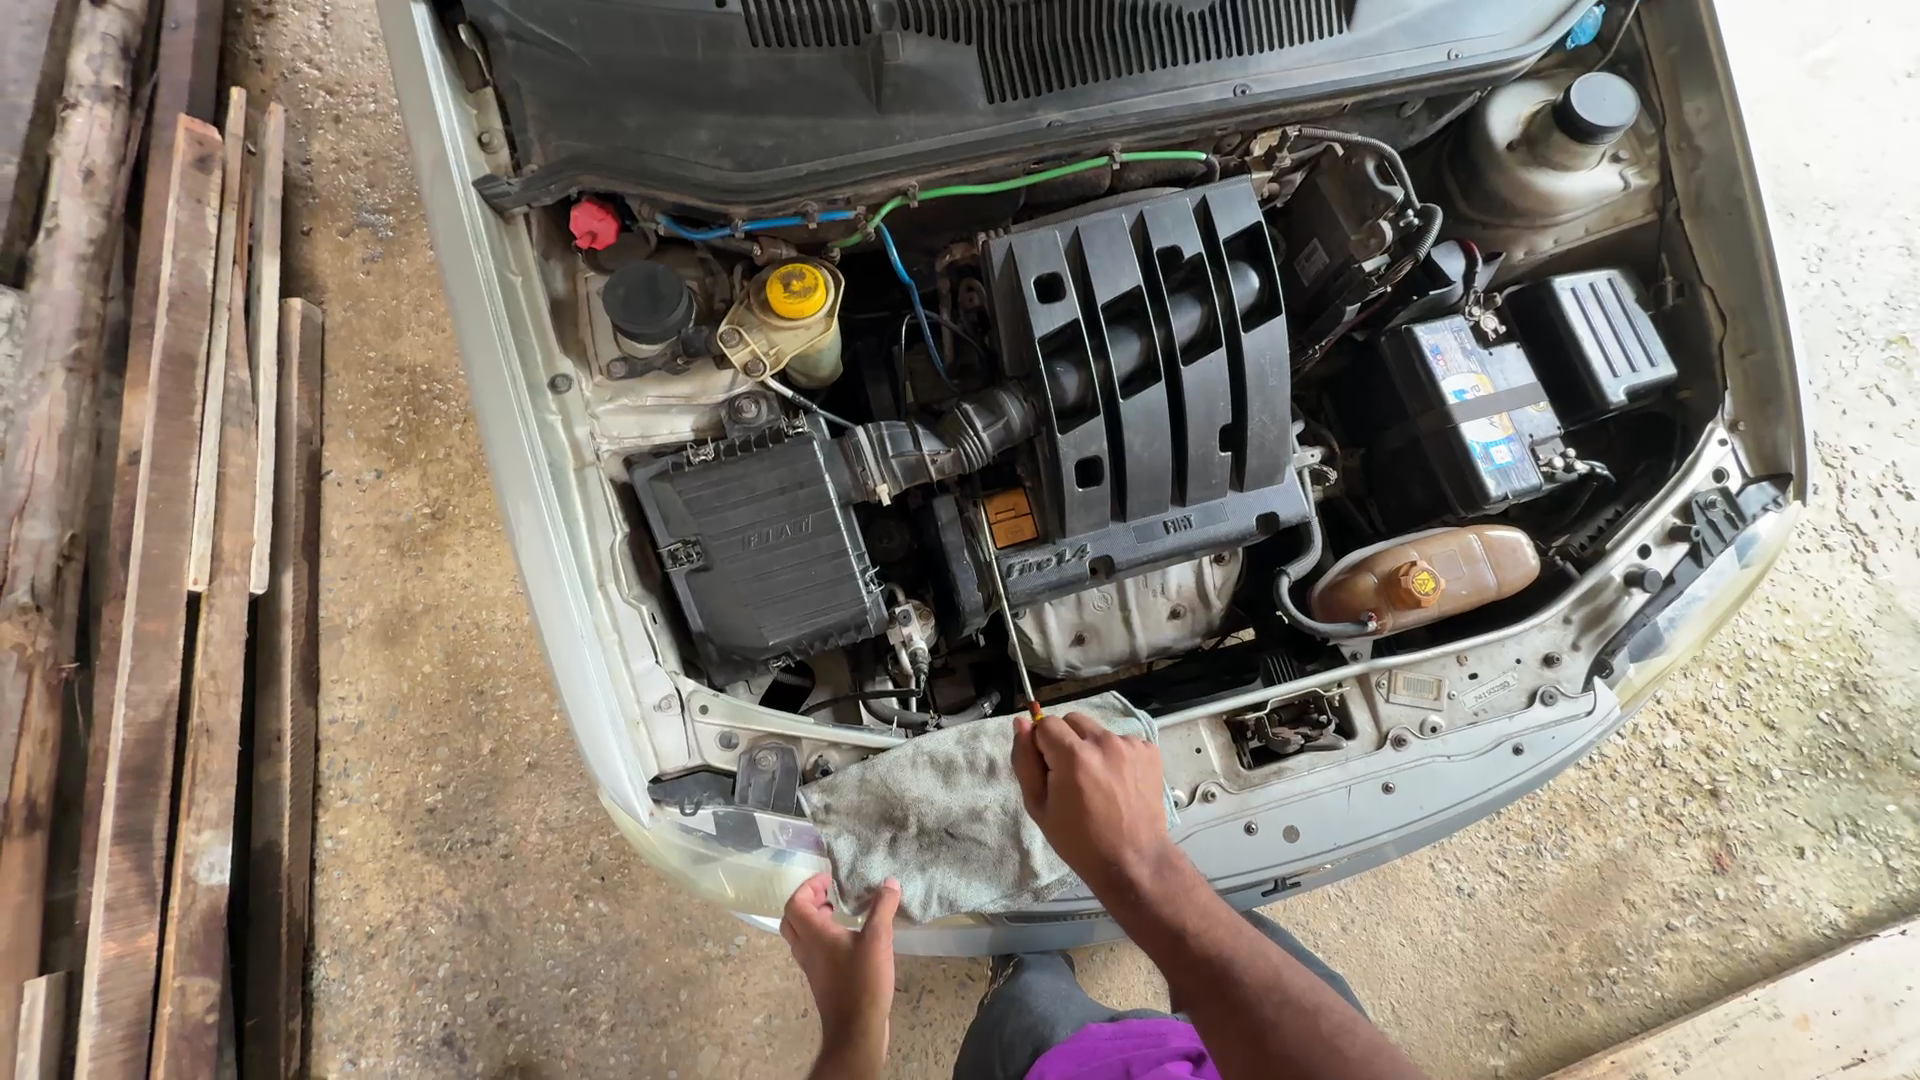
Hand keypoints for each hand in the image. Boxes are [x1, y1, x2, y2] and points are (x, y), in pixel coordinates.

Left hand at [781, 873, 899, 1078]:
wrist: (856, 1032)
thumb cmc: (863, 981)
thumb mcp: (878, 939)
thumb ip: (882, 907)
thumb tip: (889, 881)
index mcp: (814, 936)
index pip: (795, 903)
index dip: (809, 886)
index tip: (830, 880)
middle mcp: (807, 950)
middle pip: (792, 920)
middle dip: (808, 901)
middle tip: (830, 894)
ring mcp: (812, 967)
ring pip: (801, 936)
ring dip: (814, 919)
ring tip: (839, 911)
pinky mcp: (822, 980)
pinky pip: (813, 950)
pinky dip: (823, 936)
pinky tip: (849, 939)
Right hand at [1011, 711, 1178, 898]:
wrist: (1133, 861)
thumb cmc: (1079, 840)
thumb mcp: (1038, 806)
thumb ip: (1024, 760)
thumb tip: (1021, 723)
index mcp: (1074, 756)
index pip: (1046, 723)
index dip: (1043, 746)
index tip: (1050, 772)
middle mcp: (1104, 742)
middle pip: (1072, 720)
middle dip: (1066, 741)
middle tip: (1072, 776)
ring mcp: (1131, 745)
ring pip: (1097, 730)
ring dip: (1091, 747)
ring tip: (1098, 782)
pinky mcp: (1150, 751)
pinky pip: (1121, 740)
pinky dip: (1115, 755)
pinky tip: (1118, 783)